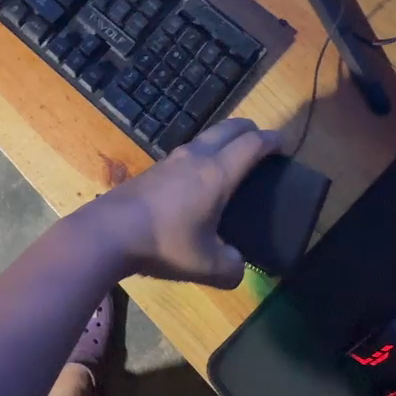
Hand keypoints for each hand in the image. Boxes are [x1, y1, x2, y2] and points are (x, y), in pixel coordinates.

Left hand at [72, 118, 280, 287]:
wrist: (109, 232)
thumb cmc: (165, 243)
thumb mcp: (206, 266)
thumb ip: (231, 267)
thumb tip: (237, 264)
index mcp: (217, 172)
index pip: (252, 143)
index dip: (273, 140)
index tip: (287, 144)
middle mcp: (197, 156)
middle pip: (230, 128)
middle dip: (251, 130)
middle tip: (264, 145)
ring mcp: (172, 159)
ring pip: (207, 136)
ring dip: (225, 140)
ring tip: (234, 161)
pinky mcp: (155, 169)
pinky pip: (190, 152)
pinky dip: (206, 154)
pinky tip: (201, 179)